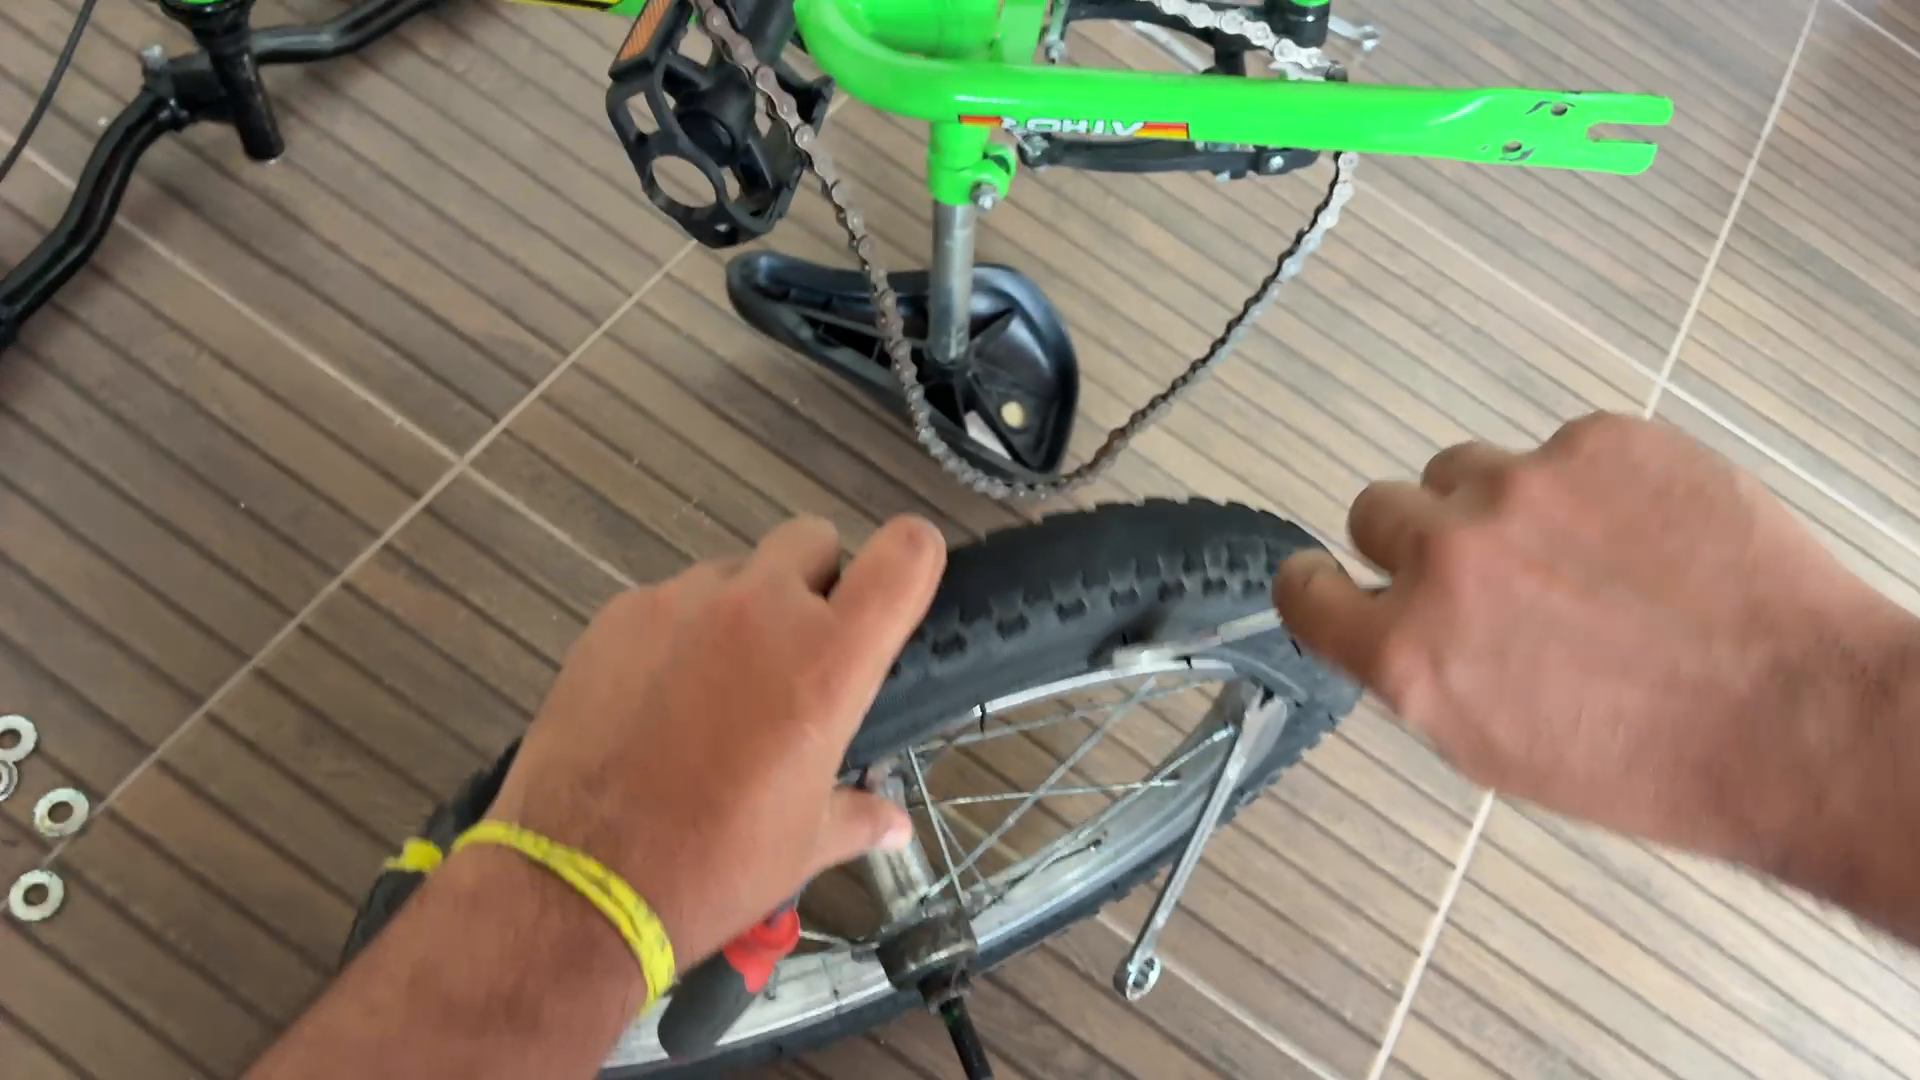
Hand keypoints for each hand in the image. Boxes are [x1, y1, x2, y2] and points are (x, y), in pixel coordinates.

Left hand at [486, 515, 945, 983]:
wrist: (574, 886)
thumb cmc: (715, 864)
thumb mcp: (805, 842)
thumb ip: (861, 815)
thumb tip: (896, 827)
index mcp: (829, 659)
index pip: (904, 556)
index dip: (915, 554)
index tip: (899, 584)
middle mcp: (763, 609)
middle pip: (814, 538)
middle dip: (816, 580)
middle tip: (797, 650)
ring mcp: (685, 600)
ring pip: (739, 571)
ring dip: (744, 610)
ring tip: (715, 686)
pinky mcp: (622, 612)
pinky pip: (675, 599)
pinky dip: (681, 631)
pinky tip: (657, 696)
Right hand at [1273, 413, 1918, 885]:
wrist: (1813, 726)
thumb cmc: (1632, 758)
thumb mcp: (1474, 741)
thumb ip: (1402, 664)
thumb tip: (1376, 613)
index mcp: (1404, 649)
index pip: (1299, 587)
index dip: (1314, 583)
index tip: (1332, 580)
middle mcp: (1443, 561)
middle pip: (1371, 509)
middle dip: (1411, 540)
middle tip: (1477, 572)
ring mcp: (1520, 491)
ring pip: (1454, 468)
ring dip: (1484, 504)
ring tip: (1565, 547)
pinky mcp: (1602, 443)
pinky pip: (1553, 450)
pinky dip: (1580, 486)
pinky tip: (1636, 533)